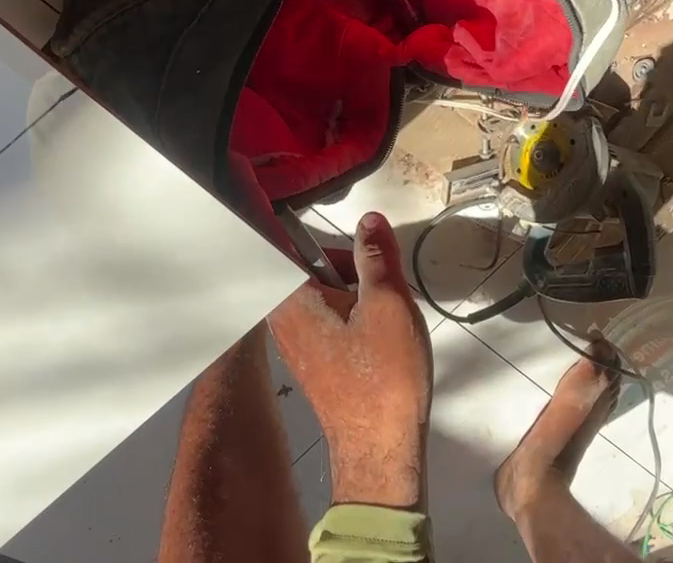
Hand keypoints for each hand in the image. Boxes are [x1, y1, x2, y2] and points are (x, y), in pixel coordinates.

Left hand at [269, 212, 432, 509]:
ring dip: (358, 292)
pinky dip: (355, 316)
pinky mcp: (312, 360)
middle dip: (353, 268)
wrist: (383, 451)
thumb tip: (369, 220)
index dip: (325, 238)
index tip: (350, 244)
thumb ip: (376, 255)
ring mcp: (295, 342)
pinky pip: (331, 318)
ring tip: (386, 314)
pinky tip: (379, 337)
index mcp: (292, 300)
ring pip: (327, 293)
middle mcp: (283, 318)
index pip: (295, 245)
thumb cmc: (384, 374)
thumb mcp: (389, 302)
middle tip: (383, 285)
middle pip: (315, 267)